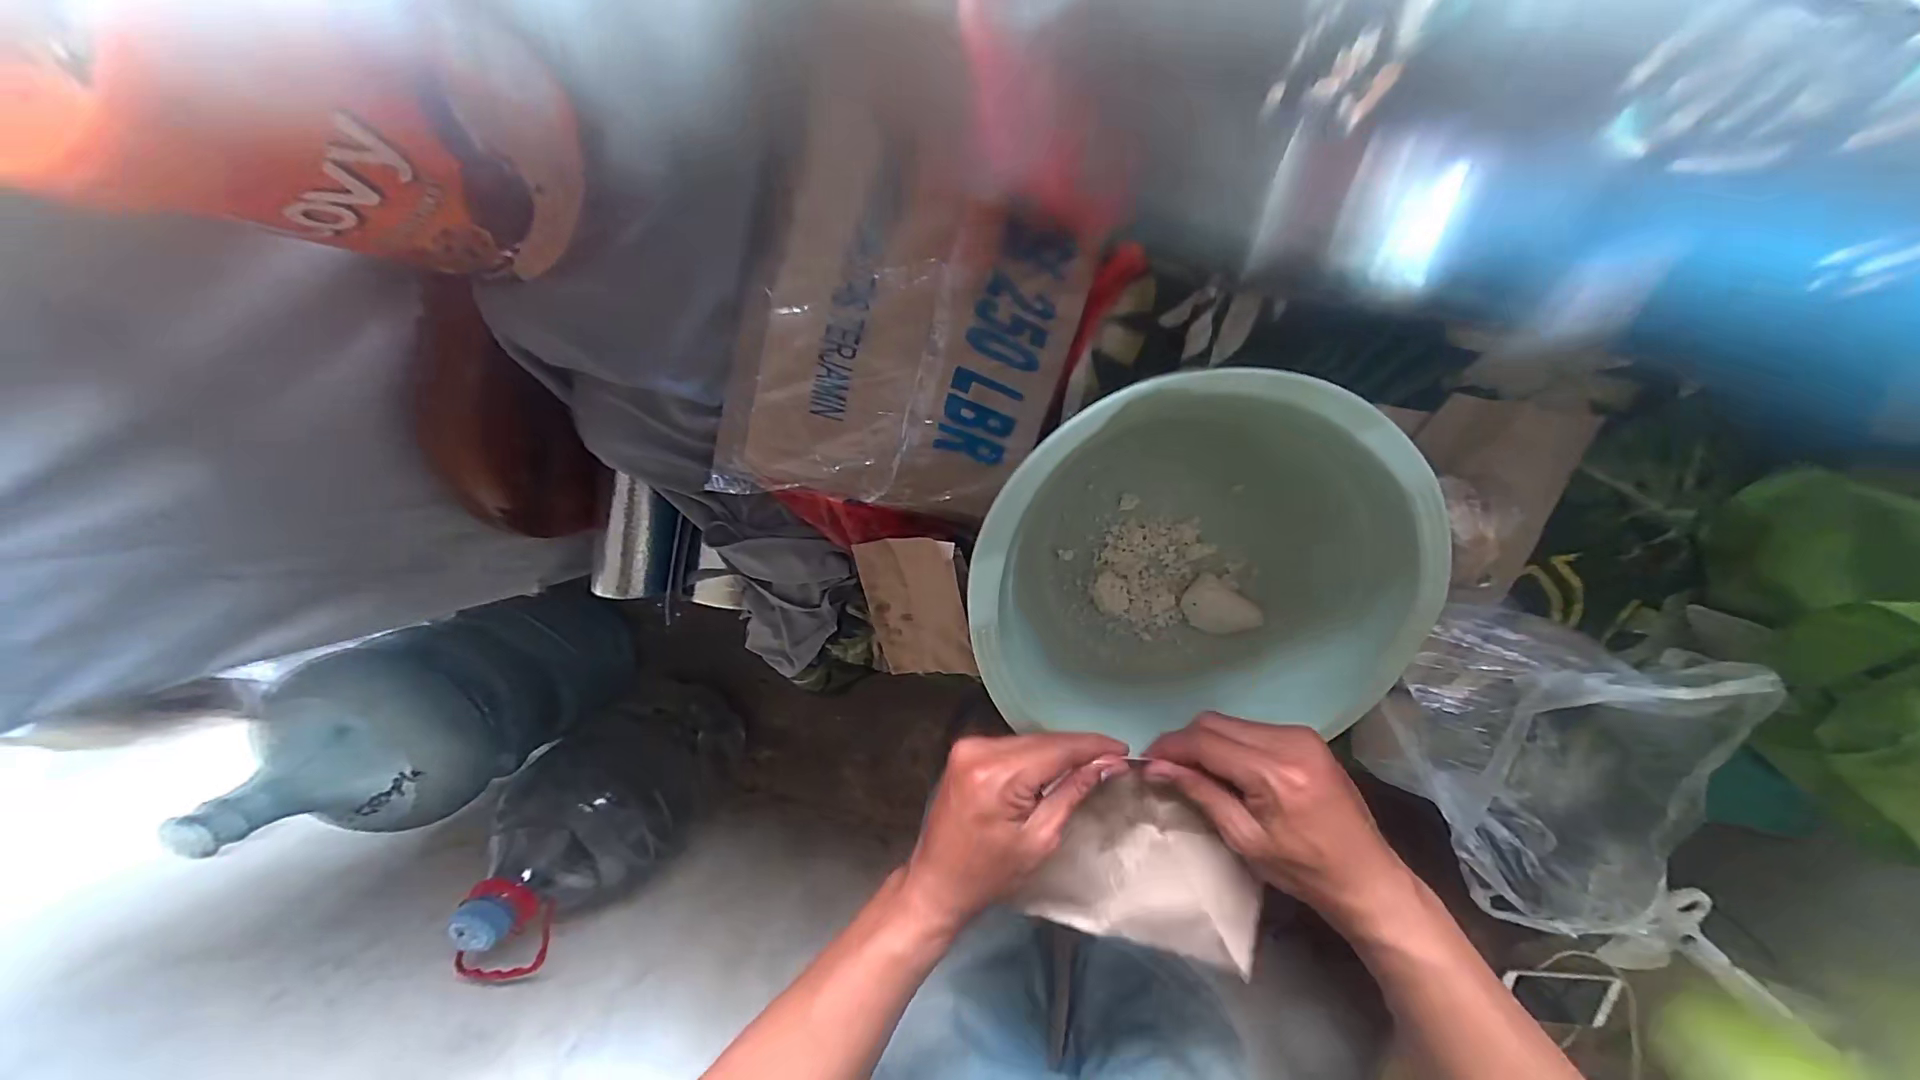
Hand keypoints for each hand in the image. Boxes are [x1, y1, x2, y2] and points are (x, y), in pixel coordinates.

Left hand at [900, 733, 1127, 933]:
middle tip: (1112, 759)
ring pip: (1027, 740)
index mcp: (995, 775)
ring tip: (1089, 763)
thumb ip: (1072, 793)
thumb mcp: (1039, 839)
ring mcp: (967, 747)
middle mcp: (978, 750)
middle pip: (1042, 741)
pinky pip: (1011, 745)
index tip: (1122, 750)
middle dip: (1078, 748)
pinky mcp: (964, 750)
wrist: (936, 882)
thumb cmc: (989, 874)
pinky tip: (1054, 765)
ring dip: (1057, 750)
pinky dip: (1034, 753)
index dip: (1092, 747)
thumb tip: (1107, 766)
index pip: (1055, 749)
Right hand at [1143, 712, 1414, 932]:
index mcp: (1274, 771)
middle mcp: (1288, 741)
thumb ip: (1200, 792)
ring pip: (1230, 722)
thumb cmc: (1303, 869)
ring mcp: (1300, 735)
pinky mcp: (1307, 737)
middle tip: (1167, 768)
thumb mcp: (1243, 838)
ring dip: (1206, 741)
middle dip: (1184, 742)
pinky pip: (1252, 729)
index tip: (1147, 762)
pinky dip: (1230, 743)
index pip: (1204, 741)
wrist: (1367, 878)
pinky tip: (1228, 768)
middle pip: (1214, 723)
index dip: (1169, 747)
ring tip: (1196, 771)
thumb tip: (1155, 767)